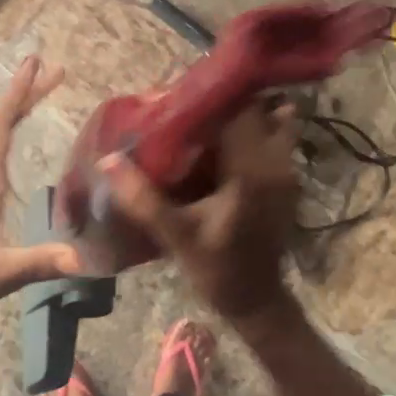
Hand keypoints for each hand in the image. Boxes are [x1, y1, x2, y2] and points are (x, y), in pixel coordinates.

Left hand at [0, 57, 80, 324]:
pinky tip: (19, 132)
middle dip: (23, 92)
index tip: (35, 64)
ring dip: (15, 108)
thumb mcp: (4, 273)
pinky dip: (9, 129)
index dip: (17, 94)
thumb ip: (43, 262)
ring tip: (40, 88)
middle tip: (51, 68)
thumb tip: (89, 258)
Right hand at [101, 102, 299, 325]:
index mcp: (253, 171)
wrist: (257, 300)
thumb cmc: (217, 268)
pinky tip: (217, 146)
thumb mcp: (175, 235)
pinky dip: (248, 134)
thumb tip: (108, 160)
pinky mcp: (286, 180)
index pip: (239, 110)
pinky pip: (271, 140)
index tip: (178, 95)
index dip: (210, 97)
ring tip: (200, 122)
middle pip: (255, 110)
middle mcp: (277, 163)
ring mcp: (286, 171)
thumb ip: (142, 197)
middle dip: (221, 104)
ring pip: (268, 122)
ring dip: (237, 117)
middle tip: (184, 107)